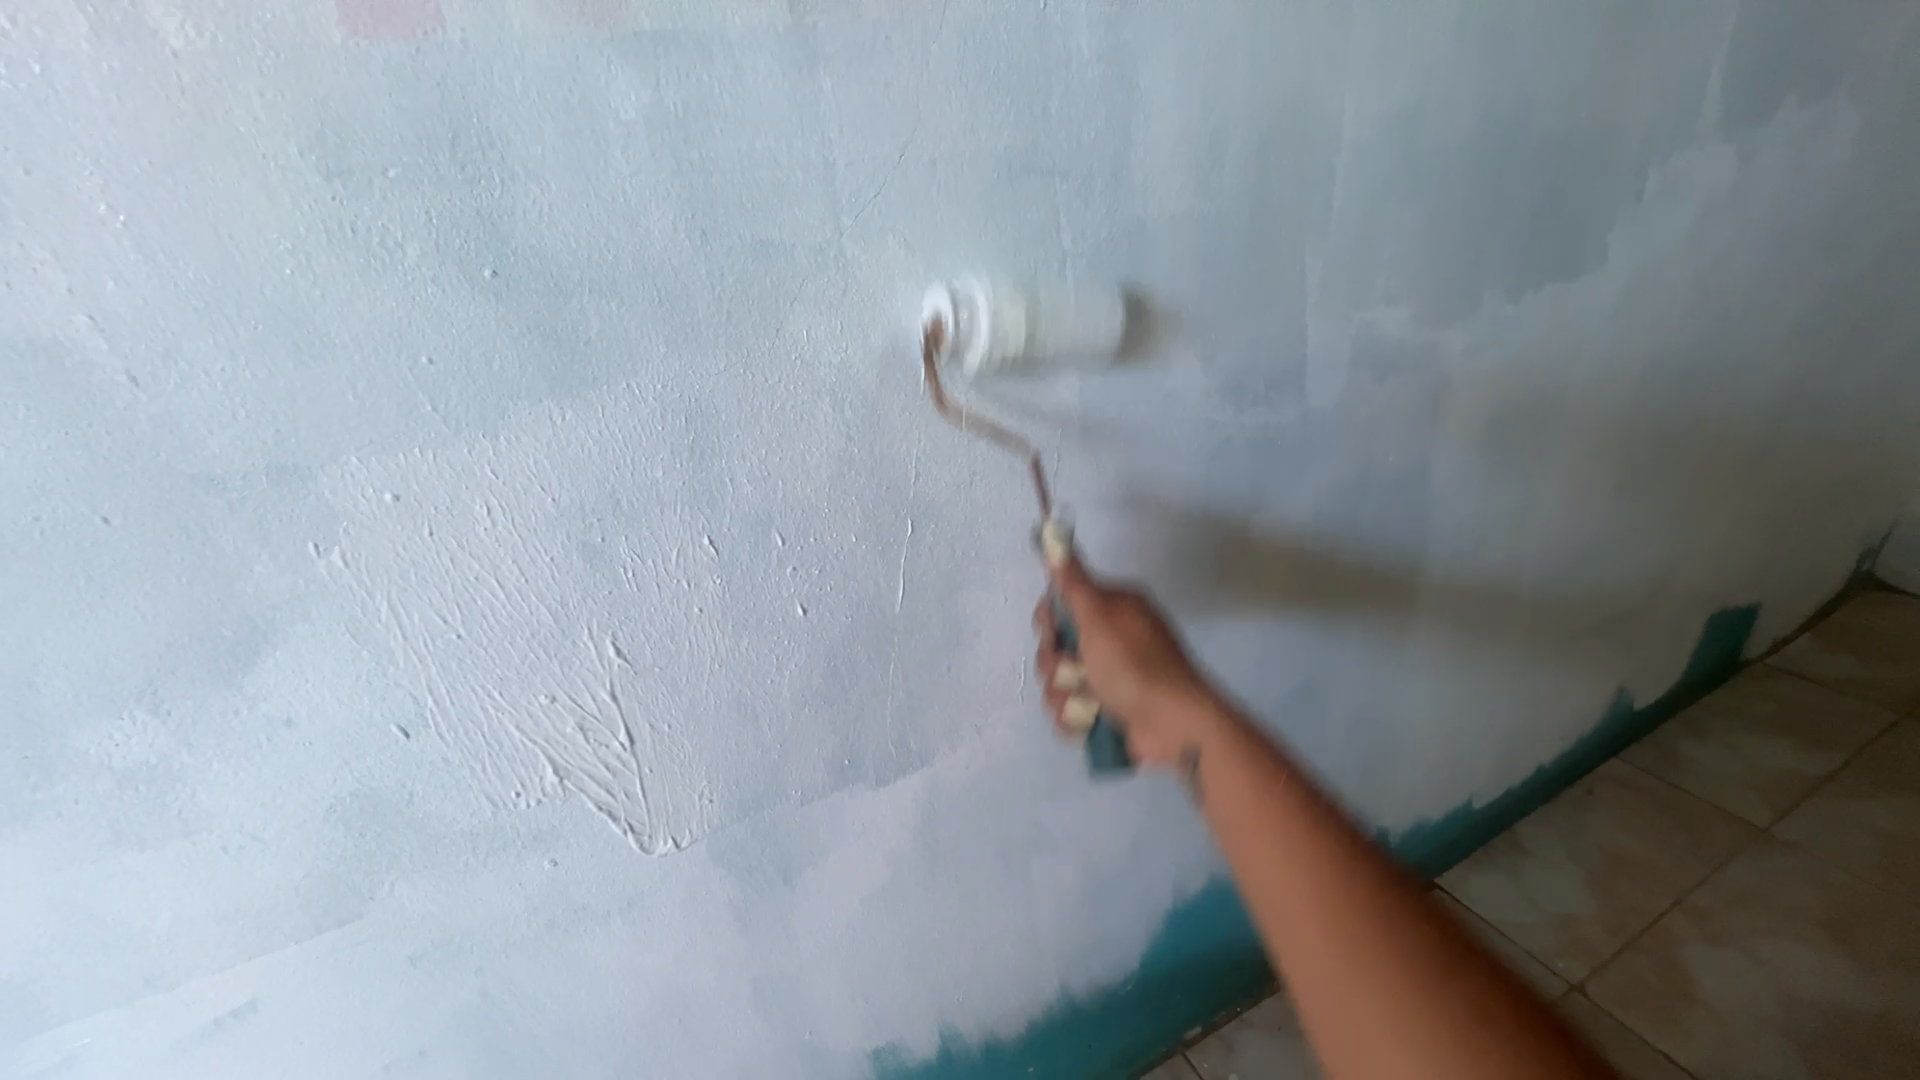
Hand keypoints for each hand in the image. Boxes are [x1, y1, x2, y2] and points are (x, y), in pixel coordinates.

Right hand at [1034, 551, 1216, 768]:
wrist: (1172, 724)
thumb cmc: (1133, 664)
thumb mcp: (1098, 616)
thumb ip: (1072, 580)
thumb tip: (1054, 532)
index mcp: (1113, 610)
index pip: (1061, 604)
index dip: (1049, 620)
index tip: (1052, 630)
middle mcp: (1110, 639)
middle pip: (1055, 646)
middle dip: (1056, 663)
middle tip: (1073, 670)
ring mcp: (1108, 677)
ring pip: (1058, 681)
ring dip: (1064, 694)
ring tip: (1087, 702)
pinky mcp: (1106, 711)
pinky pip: (1069, 710)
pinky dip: (1075, 718)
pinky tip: (1088, 721)